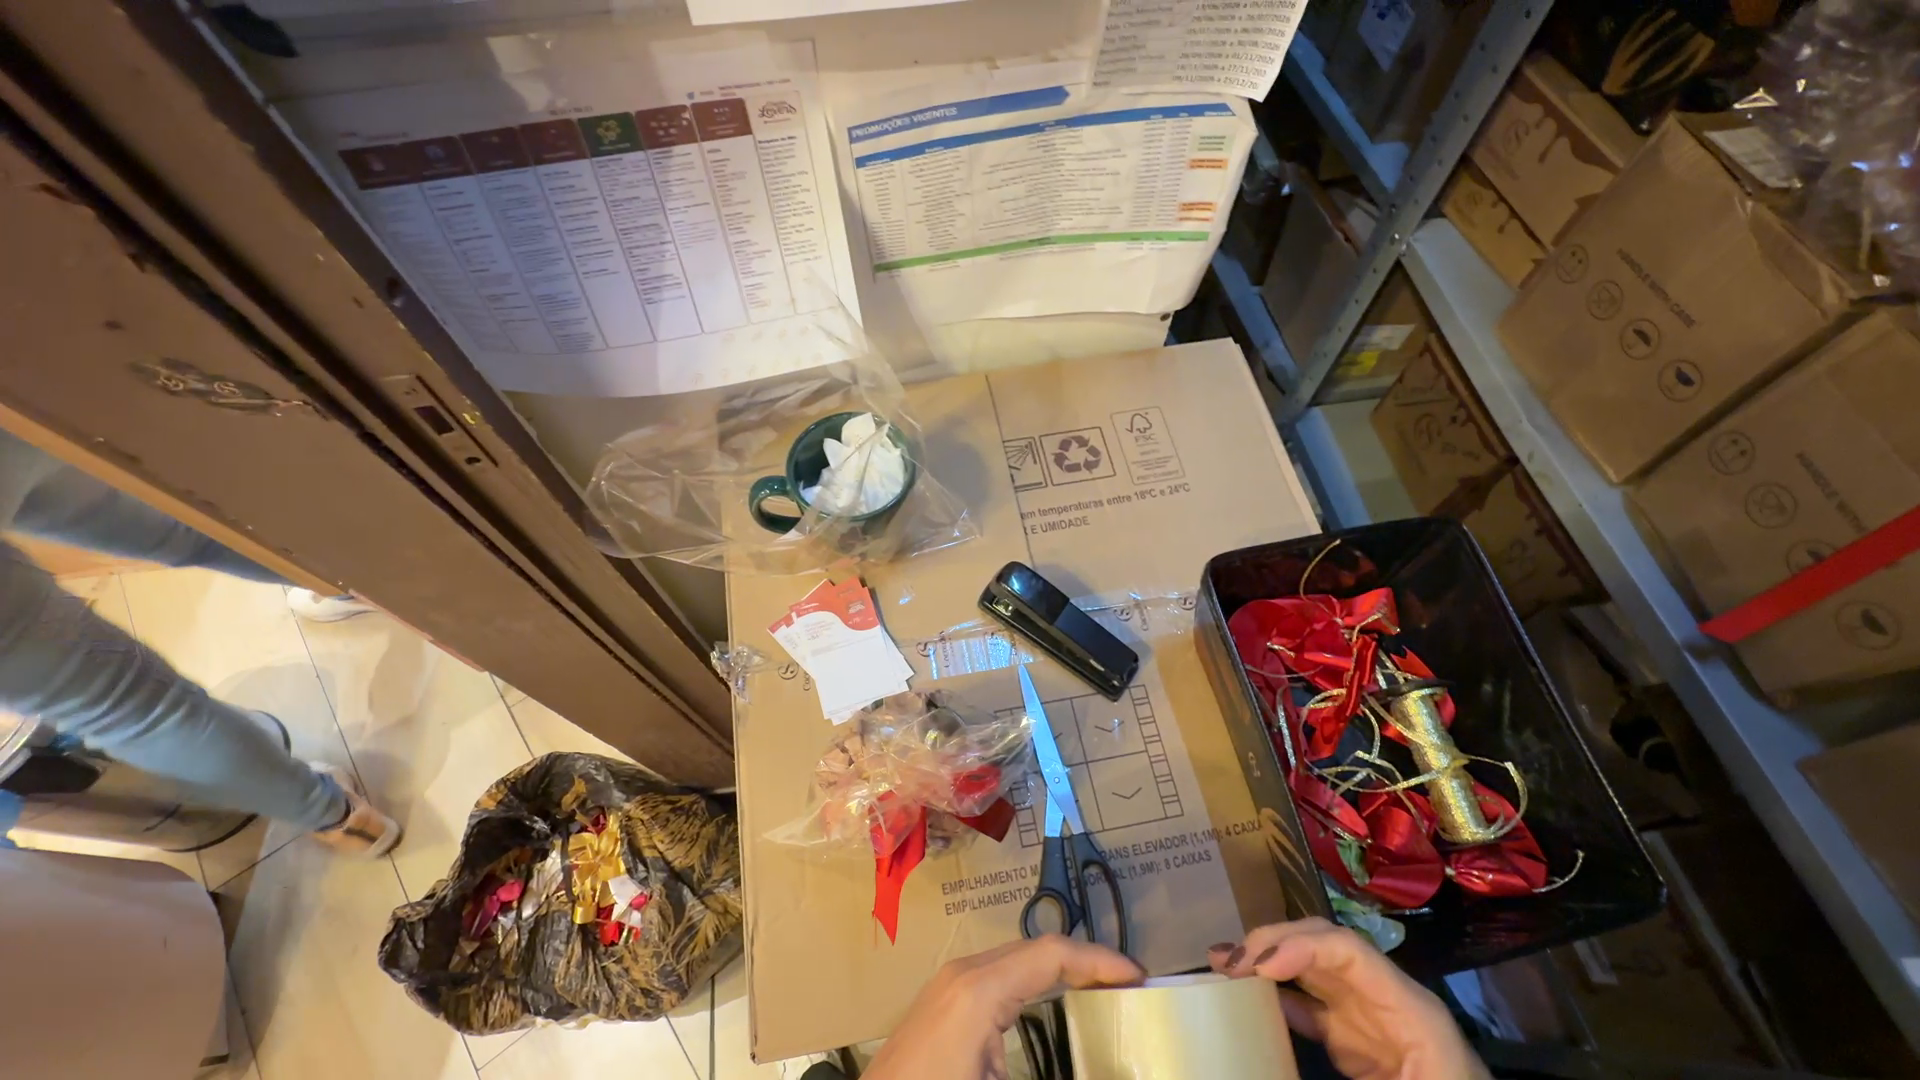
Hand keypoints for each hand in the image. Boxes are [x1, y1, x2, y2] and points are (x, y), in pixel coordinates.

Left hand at [864, 935, 1143, 1079]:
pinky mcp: (944, 999)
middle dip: (1087, 961)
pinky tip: (1055, 998)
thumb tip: (1103, 1064)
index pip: (1052, 954)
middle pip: (1037, 949)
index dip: (1100, 960)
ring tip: (1103, 990)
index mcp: (979, 990)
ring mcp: (950, 982)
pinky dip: (1036, 979)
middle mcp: (965, 973)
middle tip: (1131, 986)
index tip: (1140, 977)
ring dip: (1062, 968)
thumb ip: (1056, 1061)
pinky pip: (1001, 974)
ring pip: (1018, 958)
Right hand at [1211, 918, 1487, 1079]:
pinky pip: (1309, 1007)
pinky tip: (1244, 997)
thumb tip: (1275, 1054)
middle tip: (1229, 961)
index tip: (1258, 966)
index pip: (1349, 950)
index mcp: (1409, 1007)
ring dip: (1265, 960)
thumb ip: (1347, 1053)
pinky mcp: (1355, 1041)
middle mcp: (1383, 998)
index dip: (1300, 946)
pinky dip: (1274, 997)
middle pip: (1324, 946)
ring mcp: (1367, 1017)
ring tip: (1222, 962)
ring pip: (1310, 969)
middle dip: (1273, 944)